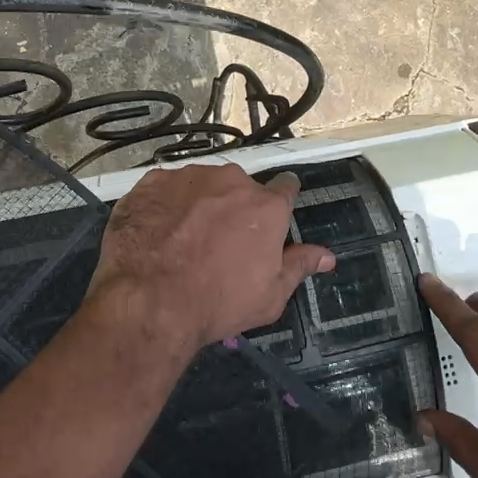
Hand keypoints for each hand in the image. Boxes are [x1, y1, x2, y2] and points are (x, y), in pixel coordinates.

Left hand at [85, 164, 335, 351]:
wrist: (150, 298)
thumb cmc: (218, 301)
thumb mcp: (270, 295)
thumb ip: (299, 266)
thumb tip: (327, 256)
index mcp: (266, 205)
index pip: (286, 187)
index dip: (279, 202)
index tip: (269, 221)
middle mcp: (230, 180)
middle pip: (239, 187)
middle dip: (234, 208)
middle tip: (220, 242)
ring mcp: (189, 176)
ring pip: (201, 184)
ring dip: (199, 203)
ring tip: (184, 240)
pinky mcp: (152, 180)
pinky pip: (166, 188)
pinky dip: (165, 205)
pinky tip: (157, 233)